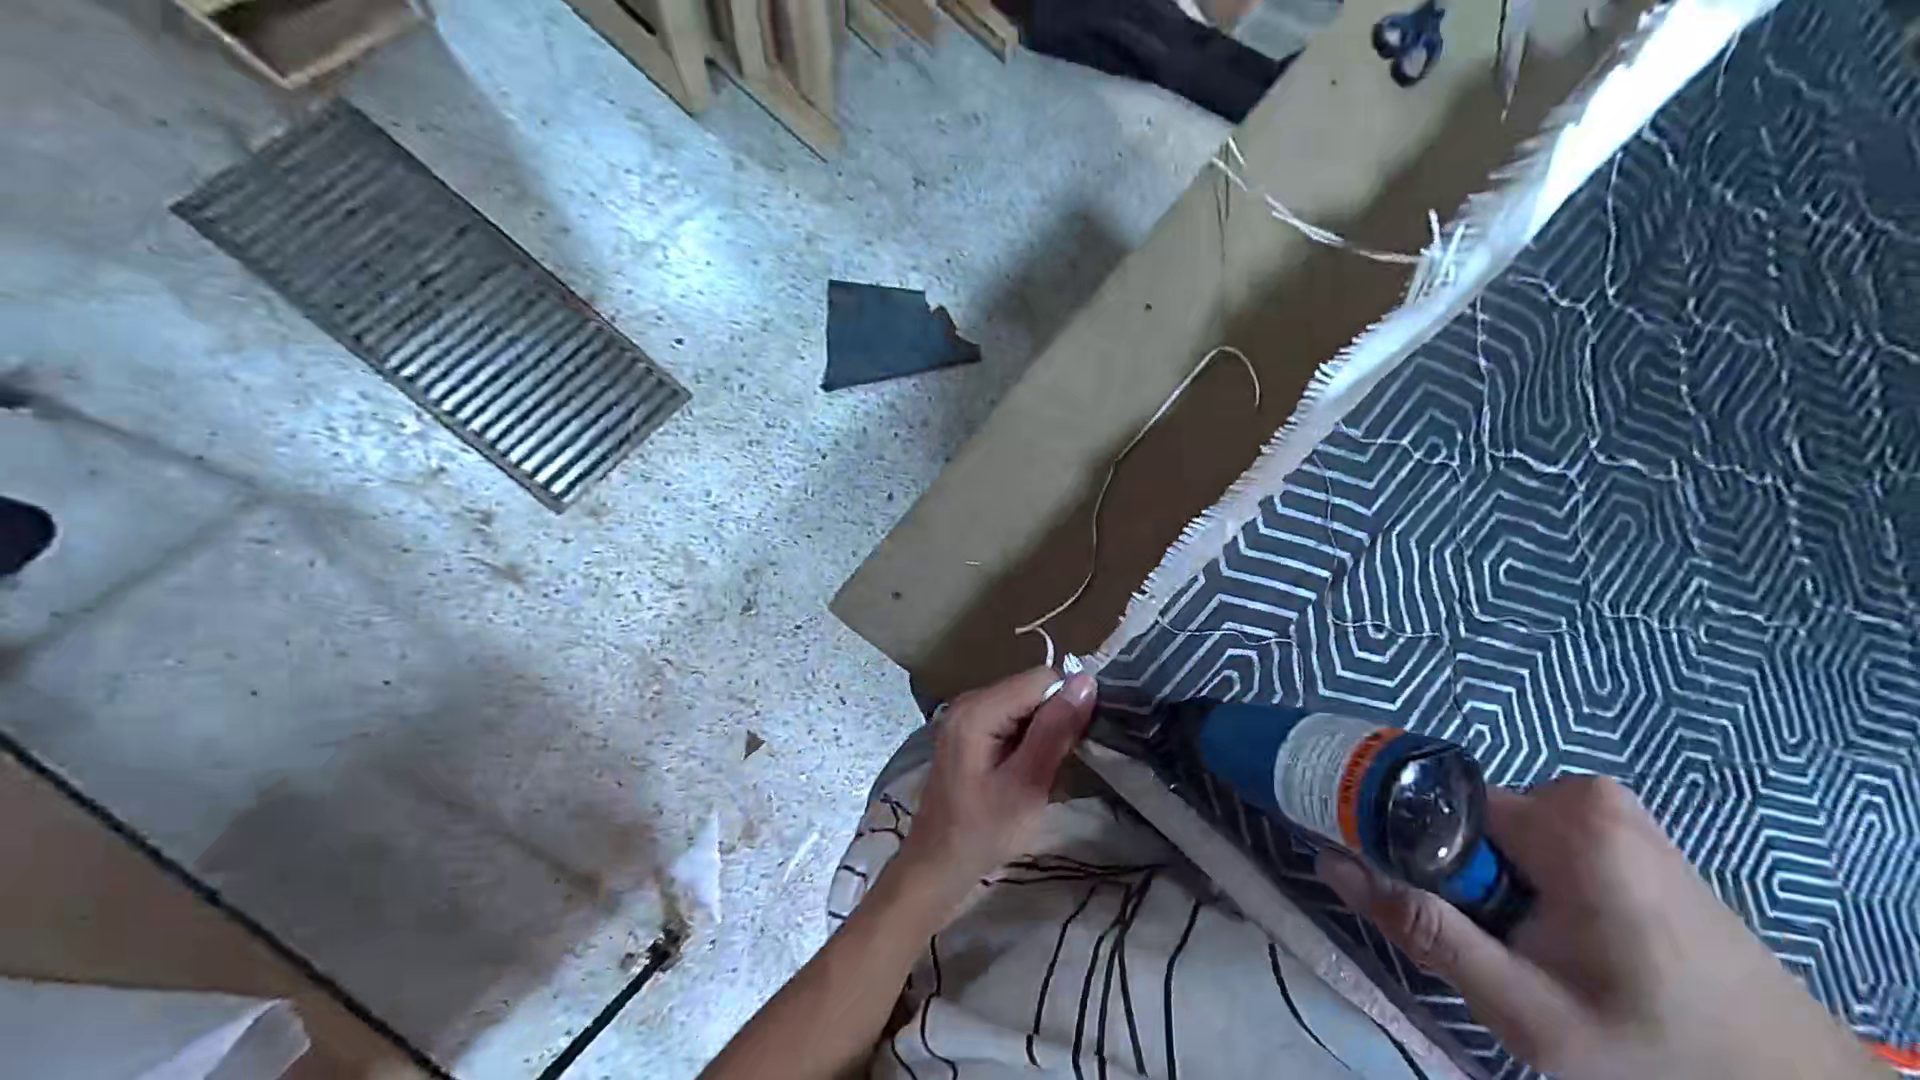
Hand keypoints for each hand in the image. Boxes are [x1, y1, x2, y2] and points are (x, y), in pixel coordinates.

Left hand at [889, 668, 1096, 919]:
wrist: (939, 863)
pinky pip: (1010, 715)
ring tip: (1042, 768)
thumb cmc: (983, 831)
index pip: (1041, 679)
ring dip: (1043, 728)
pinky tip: (1026, 767)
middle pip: (1031, 687)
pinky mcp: (969, 728)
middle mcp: (969, 701)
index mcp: (978, 710)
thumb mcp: (1027, 785)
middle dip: (1054, 717)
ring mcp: (966, 713)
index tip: (1073, 745)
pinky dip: (1027, 735)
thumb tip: (1086, 682)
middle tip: (1056, 763)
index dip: (1067, 705)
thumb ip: (1055, 731)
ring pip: (1024, 701)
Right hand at [1316, 775, 1885, 1079]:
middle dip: (1456, 882)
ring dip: (1487, 888)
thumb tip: (1329, 862)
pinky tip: (1557, 940)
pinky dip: (1522, 885)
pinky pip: (1533, 842)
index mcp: (1569, 819)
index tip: (1422, 912)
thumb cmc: (1664, 1056)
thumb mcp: (1527, 1012)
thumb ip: (1423, 931)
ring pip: (1493, 835)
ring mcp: (1611, 810)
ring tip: (1526, 954)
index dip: (1410, 857)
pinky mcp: (1623, 832)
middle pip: (1464, 822)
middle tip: (1490, 953)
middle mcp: (1588, 794)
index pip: (1434, 809)